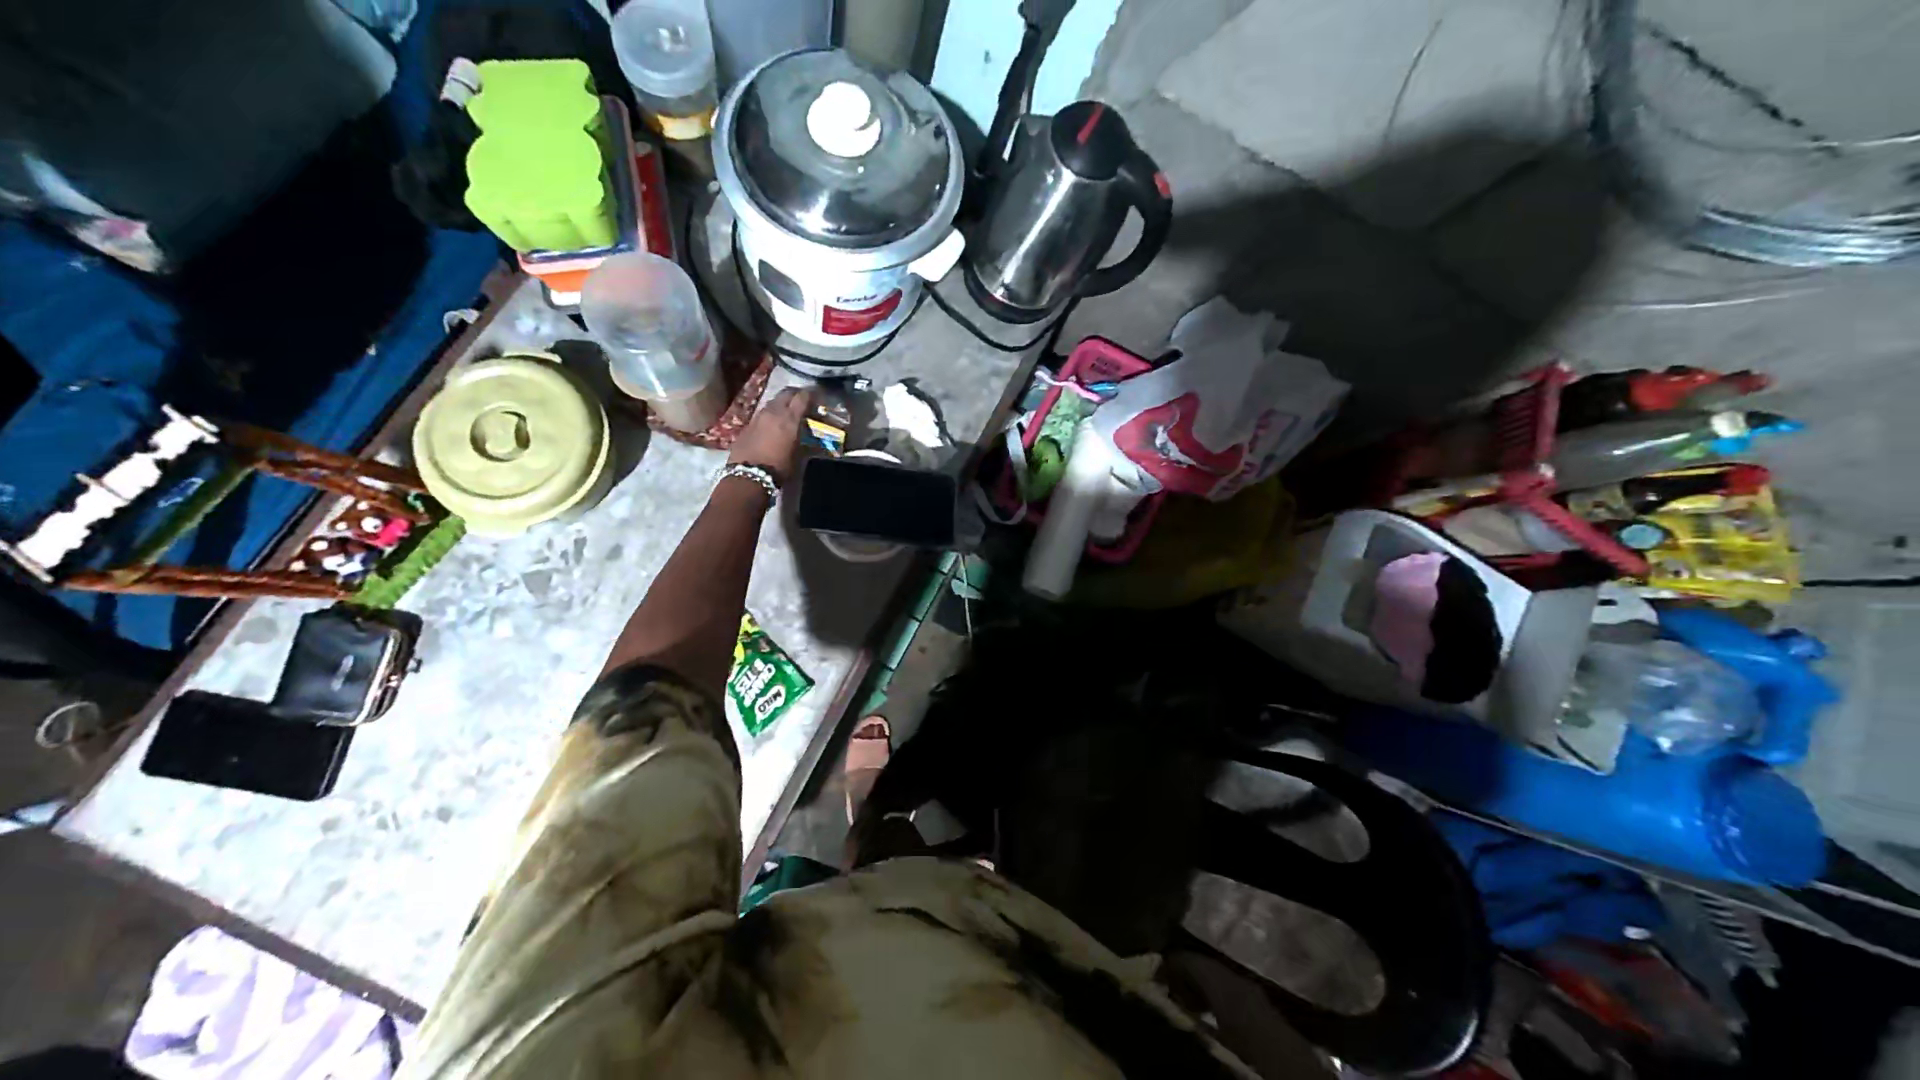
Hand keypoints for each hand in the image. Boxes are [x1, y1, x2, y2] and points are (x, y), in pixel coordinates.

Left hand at [727, 387, 812, 484]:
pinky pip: (763, 413)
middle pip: (786, 393)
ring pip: (773, 402)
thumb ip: (805, 440)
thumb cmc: (778, 468)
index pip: (802, 396)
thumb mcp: (798, 455)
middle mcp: (773, 412)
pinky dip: (771, 414)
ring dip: (782, 404)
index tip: (818, 397)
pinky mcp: (747, 424)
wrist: (748, 476)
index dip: (812, 394)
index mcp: (789, 419)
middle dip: (796, 395)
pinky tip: (773, 424)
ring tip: (788, 413)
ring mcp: (758, 416)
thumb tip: (810, 434)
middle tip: (803, 401)